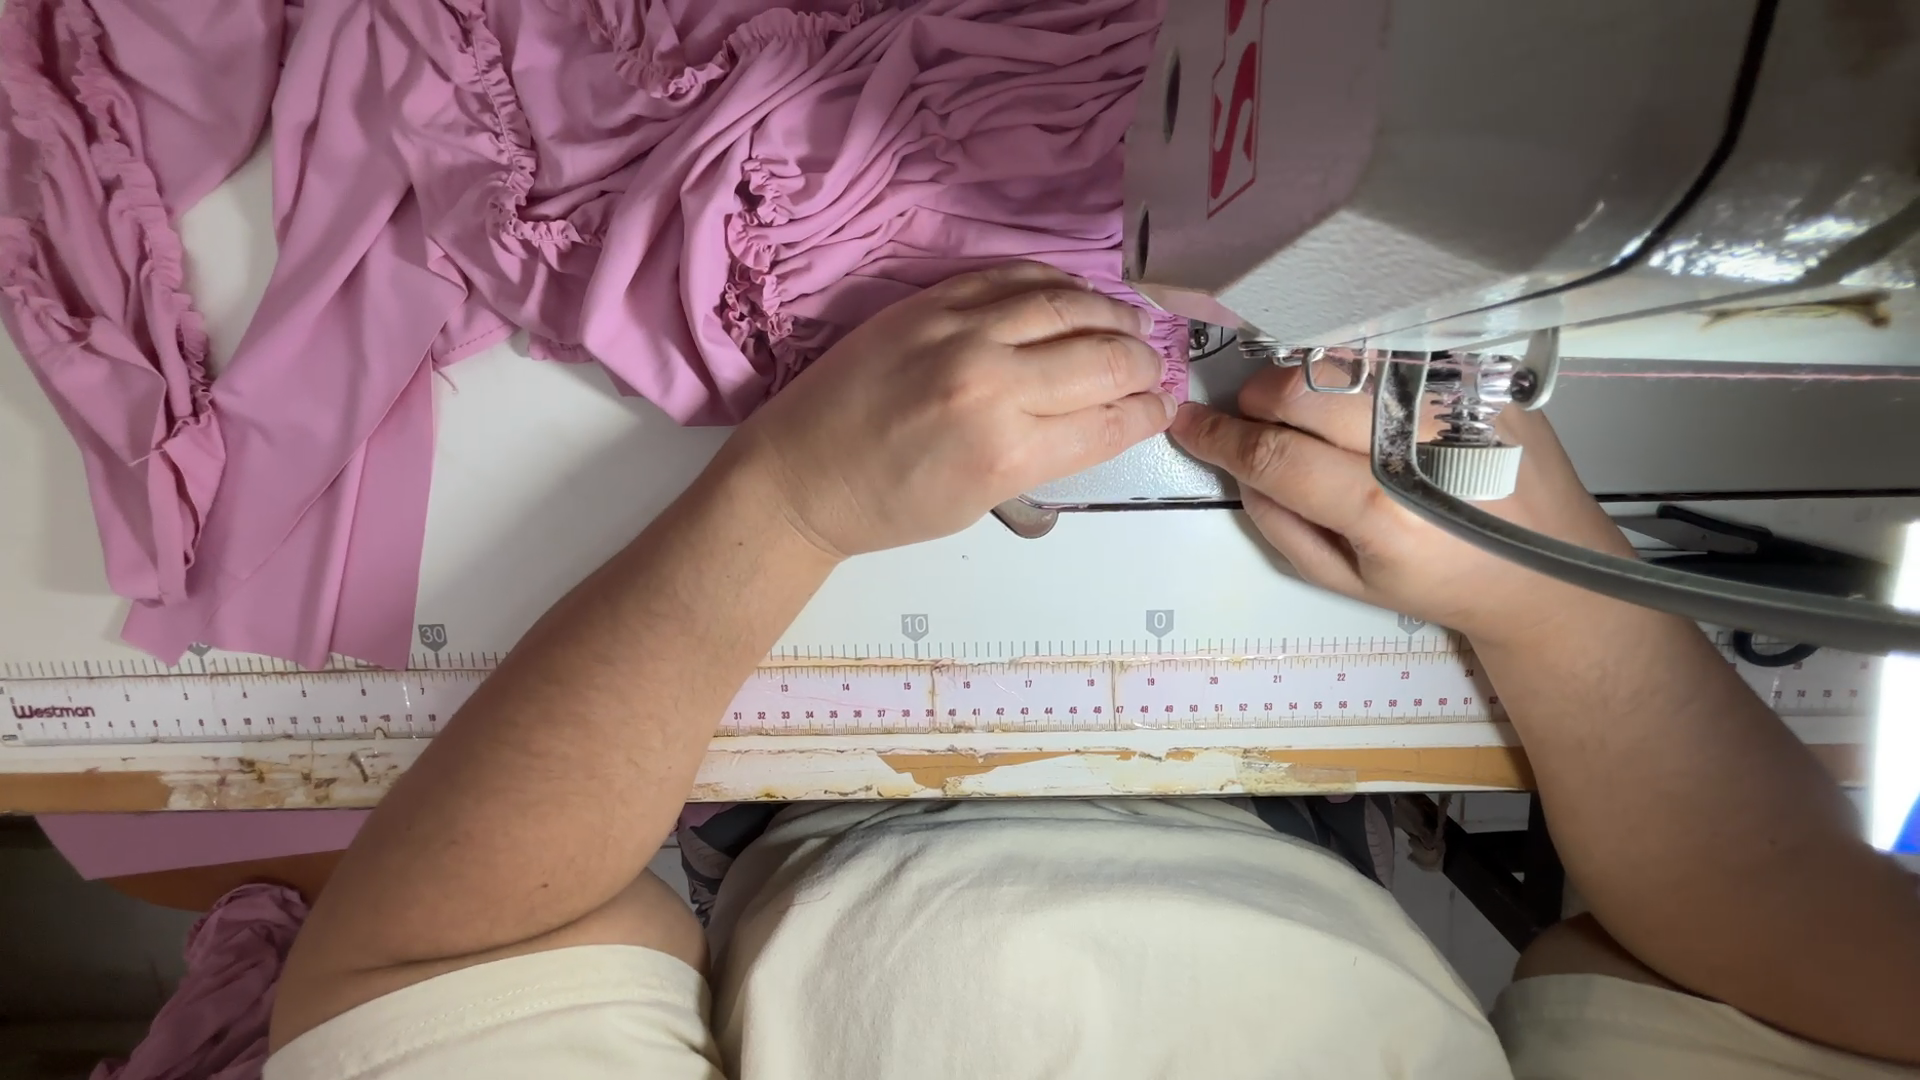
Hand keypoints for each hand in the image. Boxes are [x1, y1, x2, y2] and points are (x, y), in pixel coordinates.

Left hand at [725, 261, 1176, 557]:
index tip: (1163, 406)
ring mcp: (959, 331)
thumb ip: (1046, 454)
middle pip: (1103, 358)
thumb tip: (1102, 417)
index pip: (1109, 421)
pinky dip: (1059, 284)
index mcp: (1008, 452)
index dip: (1147, 413)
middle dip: (1143, 365)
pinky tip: (1078, 295)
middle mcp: (993, 383)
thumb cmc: (890, 508)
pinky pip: (1016, 276)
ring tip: (1132, 328)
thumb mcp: (982, 501)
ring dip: (1114, 316)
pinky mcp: (931, 301)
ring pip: (1069, 304)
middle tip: (1154, 368)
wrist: (804, 475)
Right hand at [1169, 362, 1633, 648]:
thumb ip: (1277, 523)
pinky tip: (1356, 401)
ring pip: (1341, 360)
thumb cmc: (1436, 586)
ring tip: (1306, 414)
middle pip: (1300, 390)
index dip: (1217, 436)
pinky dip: (1351, 373)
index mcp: (1384, 511)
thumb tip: (1239, 465)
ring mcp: (1458, 402)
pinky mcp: (1483, 379)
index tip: (1186, 423)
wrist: (1552, 573)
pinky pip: (1390, 354)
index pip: (1273, 454)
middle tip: (1255, 425)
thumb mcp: (1342, 580)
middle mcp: (1422, 446)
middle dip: (1255, 403)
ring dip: (1300, 382)